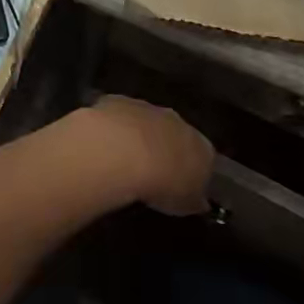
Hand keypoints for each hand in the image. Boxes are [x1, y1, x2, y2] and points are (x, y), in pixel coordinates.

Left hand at [82, 96, 213, 215]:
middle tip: (145, 166)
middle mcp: (177, 121)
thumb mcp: (185, 204)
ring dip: (134, 133)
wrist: (120, 151)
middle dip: (161, 146)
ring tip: (119, 154)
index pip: (201, 157)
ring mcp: (144, 107)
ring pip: (142, 120)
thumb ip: (193, 200)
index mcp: (202, 147)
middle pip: (172, 133)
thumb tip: (196, 201)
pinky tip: (101, 138)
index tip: (174, 181)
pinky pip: (114, 111)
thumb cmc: (160, 183)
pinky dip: (109, 123)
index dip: (187, 169)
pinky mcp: (114, 99)